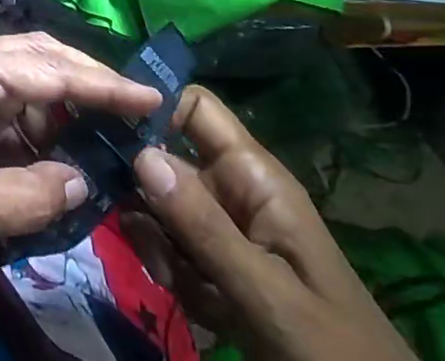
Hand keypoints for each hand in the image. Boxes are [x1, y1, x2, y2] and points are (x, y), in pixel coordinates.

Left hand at [0, 32, 162, 261]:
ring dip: (58, 104)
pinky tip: (51, 147)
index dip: (105, 87)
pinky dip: (29, 119)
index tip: (154, 99)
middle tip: (136, 111)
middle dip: (87, 83)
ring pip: (19, 77)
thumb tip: (83, 179)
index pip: (51, 71)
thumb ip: (36, 193)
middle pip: (37, 58)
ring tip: (102, 135)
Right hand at [121, 86, 415, 360]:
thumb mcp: (268, 291)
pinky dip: (168, 270)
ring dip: (155, 243)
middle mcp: (230, 190)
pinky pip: (167, 245)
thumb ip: (203, 226)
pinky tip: (195, 303)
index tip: (112, 134)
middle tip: (151, 244)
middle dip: (144, 199)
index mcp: (253, 177)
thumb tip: (141, 154)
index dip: (152, 109)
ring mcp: (220, 226)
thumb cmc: (333, 347)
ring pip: (157, 206)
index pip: (194, 107)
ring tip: (178, 282)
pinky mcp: (212, 261)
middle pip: (161, 160)